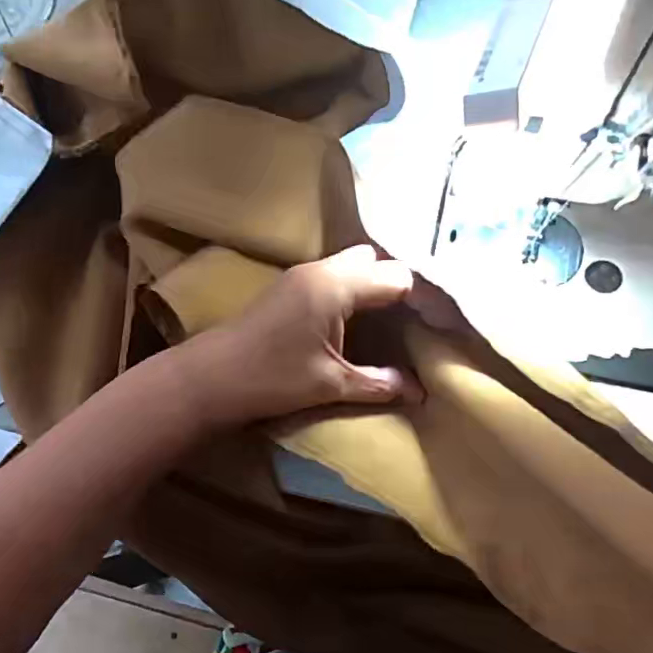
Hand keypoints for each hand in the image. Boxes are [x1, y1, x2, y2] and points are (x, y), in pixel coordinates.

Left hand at [175, 245, 417, 427]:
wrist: (209, 378)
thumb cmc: (271, 378)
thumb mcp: (330, 384)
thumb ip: (379, 383)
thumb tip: (419, 391)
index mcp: (336, 285)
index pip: (398, 277)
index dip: (425, 300)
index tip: (443, 325)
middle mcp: (321, 270)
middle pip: (375, 261)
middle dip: (399, 286)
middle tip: (417, 320)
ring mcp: (300, 275)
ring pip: (351, 266)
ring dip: (373, 287)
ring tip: (392, 322)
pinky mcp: (287, 288)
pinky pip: (332, 277)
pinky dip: (352, 292)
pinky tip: (358, 322)